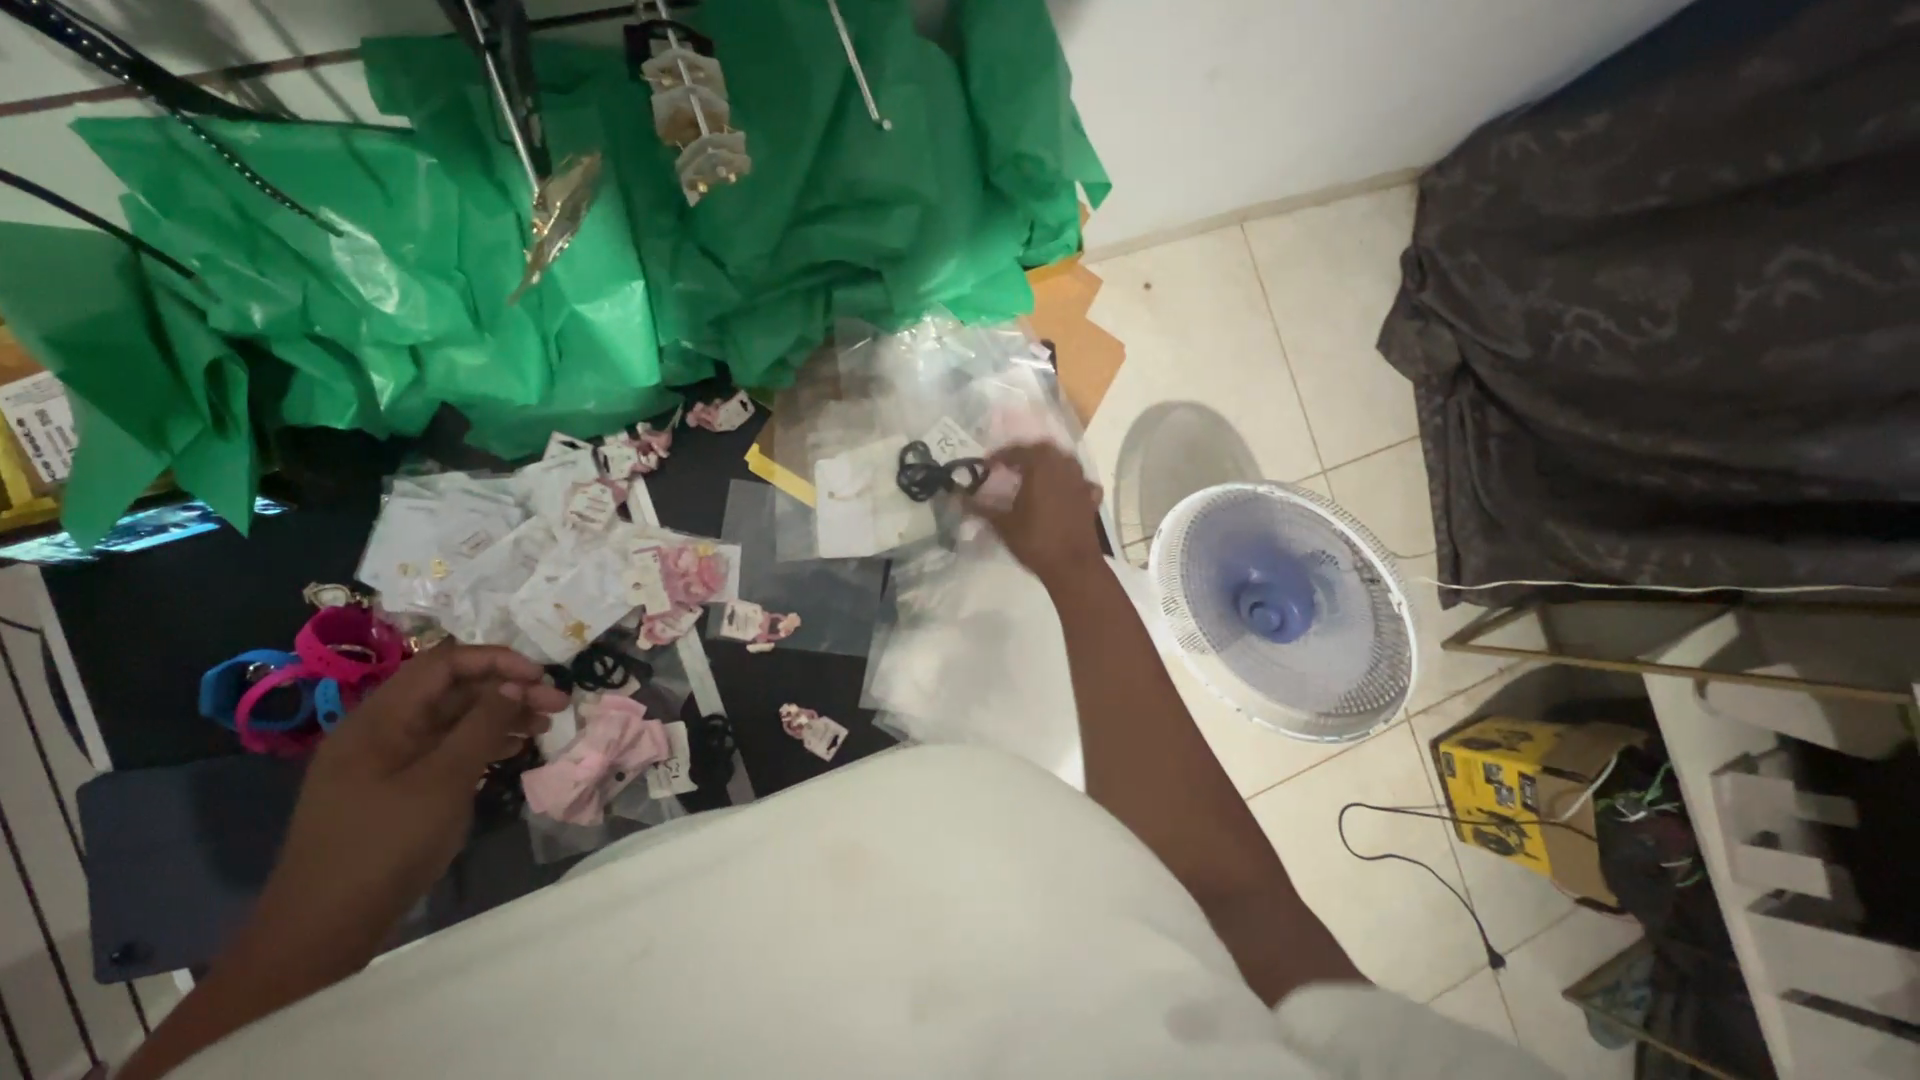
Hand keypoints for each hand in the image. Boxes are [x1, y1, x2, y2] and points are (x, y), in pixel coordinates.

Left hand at [249, 644, 567, 966]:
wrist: (324, 926)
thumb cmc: (386, 845)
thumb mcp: (444, 780)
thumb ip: (483, 726)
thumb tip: (516, 685)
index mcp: (380, 717)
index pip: (444, 663)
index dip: (497, 661)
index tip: (542, 677)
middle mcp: (380, 730)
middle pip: (450, 691)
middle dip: (506, 691)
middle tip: (558, 704)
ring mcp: (385, 762)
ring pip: (450, 722)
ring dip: (499, 718)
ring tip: (544, 727)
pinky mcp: (393, 790)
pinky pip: (442, 751)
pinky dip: (480, 745)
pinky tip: (512, 753)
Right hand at [969, 442, 1103, 583]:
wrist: (1073, 566)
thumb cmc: (1035, 541)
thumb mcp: (1003, 525)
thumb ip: (981, 508)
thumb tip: (958, 498)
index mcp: (1040, 467)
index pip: (1016, 451)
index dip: (999, 457)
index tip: (986, 466)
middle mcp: (1062, 467)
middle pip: (1043, 450)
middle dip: (1025, 455)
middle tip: (1009, 467)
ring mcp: (1080, 481)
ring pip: (1063, 461)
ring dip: (1047, 464)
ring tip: (1033, 477)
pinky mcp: (1091, 498)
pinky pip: (1079, 481)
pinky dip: (1068, 482)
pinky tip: (1061, 491)